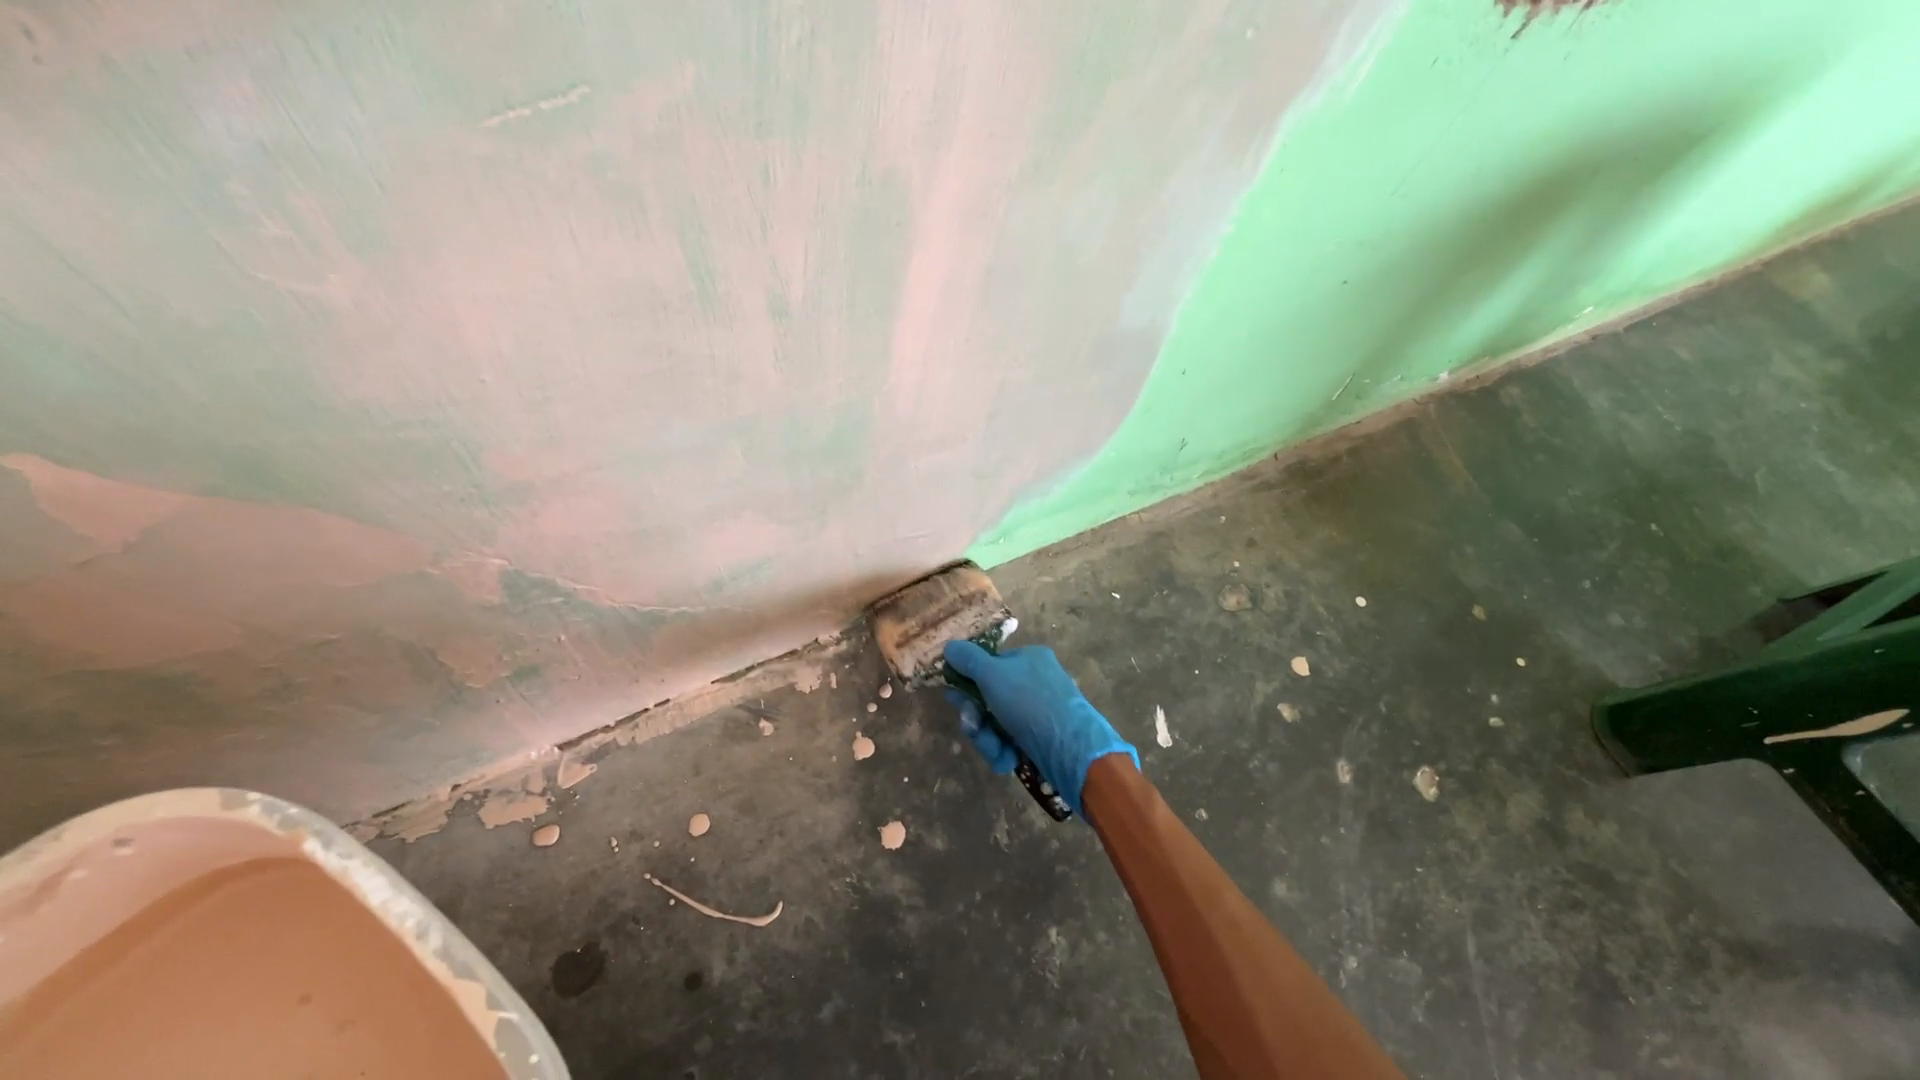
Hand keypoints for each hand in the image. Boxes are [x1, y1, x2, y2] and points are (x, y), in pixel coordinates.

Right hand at [942, 640, 1139, 816]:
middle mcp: (1035, 683)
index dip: (968, 682)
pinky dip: (1003, 751)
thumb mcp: (993, 674)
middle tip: (973, 726)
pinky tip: (1007, 759)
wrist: (1071, 750)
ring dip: (987, 738)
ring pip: (995, 724)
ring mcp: (1038, 713)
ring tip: (996, 748)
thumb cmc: (1030, 703)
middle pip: (988, 698)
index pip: (989, 666)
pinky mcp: (1040, 741)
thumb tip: (950, 646)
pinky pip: (1009, 743)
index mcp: (1029, 659)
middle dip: (976, 717)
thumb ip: (968, 660)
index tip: (952, 696)